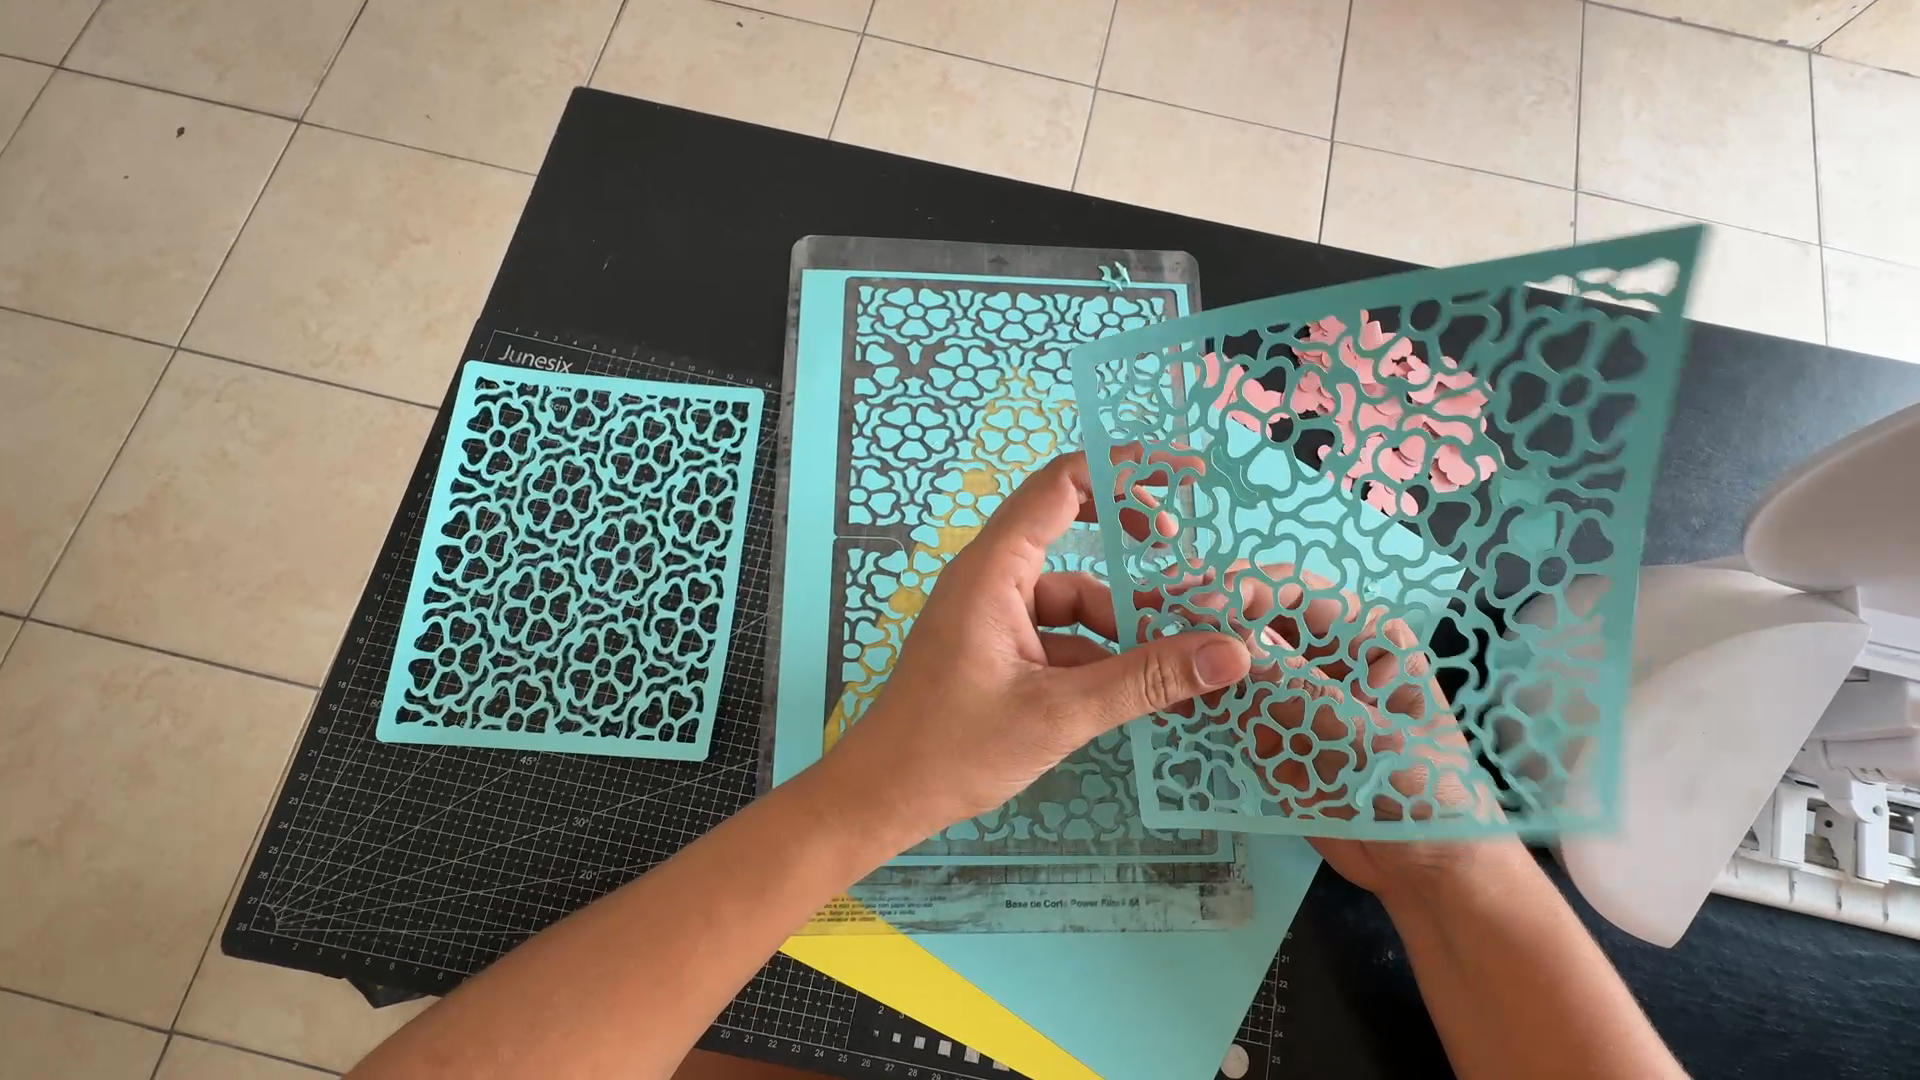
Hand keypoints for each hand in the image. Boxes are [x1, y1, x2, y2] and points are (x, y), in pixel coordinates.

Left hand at [820, 452, 1253, 841]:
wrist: (883, 796)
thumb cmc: (955, 748)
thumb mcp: (1061, 712)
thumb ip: (1146, 679)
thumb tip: (1232, 652)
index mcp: (994, 569)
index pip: (1060, 485)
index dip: (1121, 469)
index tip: (1180, 472)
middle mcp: (992, 578)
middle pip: (1069, 536)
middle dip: (1130, 550)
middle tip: (1188, 564)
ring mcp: (992, 614)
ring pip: (1071, 599)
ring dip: (1122, 623)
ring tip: (1182, 654)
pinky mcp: (996, 648)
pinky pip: (1057, 635)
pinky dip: (1097, 654)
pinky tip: (1138, 688)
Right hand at [1153, 561, 1498, 898]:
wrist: (1427, 875)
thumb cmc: (1423, 796)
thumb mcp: (1364, 738)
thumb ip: (1297, 691)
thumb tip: (1227, 645)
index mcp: (1363, 635)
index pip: (1294, 593)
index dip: (1241, 591)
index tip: (1193, 607)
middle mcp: (1322, 651)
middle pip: (1252, 617)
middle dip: (1203, 614)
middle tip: (1149, 613)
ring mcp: (1290, 689)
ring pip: (1229, 657)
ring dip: (1189, 655)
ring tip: (1143, 652)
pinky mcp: (1267, 727)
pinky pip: (1223, 702)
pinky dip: (1194, 698)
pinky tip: (1166, 699)